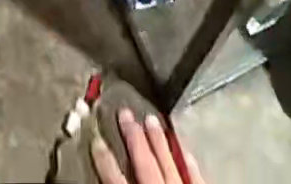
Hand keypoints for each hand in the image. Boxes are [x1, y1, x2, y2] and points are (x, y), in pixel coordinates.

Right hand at [91, 109, 206, 183]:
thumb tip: (101, 175)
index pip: (115, 179)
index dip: (104, 158)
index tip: (96, 138)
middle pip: (143, 161)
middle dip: (133, 135)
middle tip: (125, 112)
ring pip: (169, 162)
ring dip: (159, 141)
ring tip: (151, 119)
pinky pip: (194, 177)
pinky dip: (188, 161)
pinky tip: (184, 148)